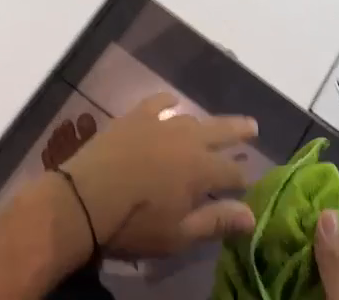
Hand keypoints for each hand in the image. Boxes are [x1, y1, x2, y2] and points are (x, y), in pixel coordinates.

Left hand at [59, 93, 257, 258]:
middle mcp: (189, 140)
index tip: (250, 183)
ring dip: (206, 124)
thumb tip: (252, 216)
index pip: (233, 173)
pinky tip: (172, 103)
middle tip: (253, 127)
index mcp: (202, 170)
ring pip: (193, 120)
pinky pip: (158, 103)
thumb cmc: (134, 225)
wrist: (85, 198)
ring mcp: (162, 124)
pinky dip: (168, 102)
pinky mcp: (137, 116)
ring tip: (213, 125)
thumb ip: (216, 221)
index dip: (243, 179)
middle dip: (239, 131)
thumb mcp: (178, 235)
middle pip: (222, 132)